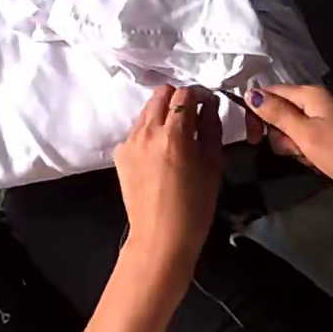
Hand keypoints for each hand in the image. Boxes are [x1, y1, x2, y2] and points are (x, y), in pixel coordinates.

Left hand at [114, 85, 222, 275]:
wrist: (160, 238)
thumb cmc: (194, 207)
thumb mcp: (213, 166)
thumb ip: (211, 129)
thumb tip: (210, 105)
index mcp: (174, 135)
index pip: (184, 94)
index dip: (198, 94)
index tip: (206, 103)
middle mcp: (147, 132)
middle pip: (160, 93)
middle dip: (177, 97)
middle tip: (190, 115)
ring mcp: (130, 141)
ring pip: (146, 110)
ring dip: (162, 113)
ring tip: (175, 135)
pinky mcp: (120, 153)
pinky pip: (136, 131)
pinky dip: (149, 132)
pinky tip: (159, 153)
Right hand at [246, 84, 332, 228]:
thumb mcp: (306, 134)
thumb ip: (276, 113)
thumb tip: (249, 92)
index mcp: (311, 94)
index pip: (270, 93)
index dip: (256, 111)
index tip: (251, 136)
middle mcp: (317, 105)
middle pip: (279, 112)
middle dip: (277, 133)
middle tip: (290, 148)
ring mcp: (324, 125)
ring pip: (290, 132)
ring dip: (291, 147)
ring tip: (307, 158)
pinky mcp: (330, 143)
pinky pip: (304, 144)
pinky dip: (304, 155)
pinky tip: (315, 164)